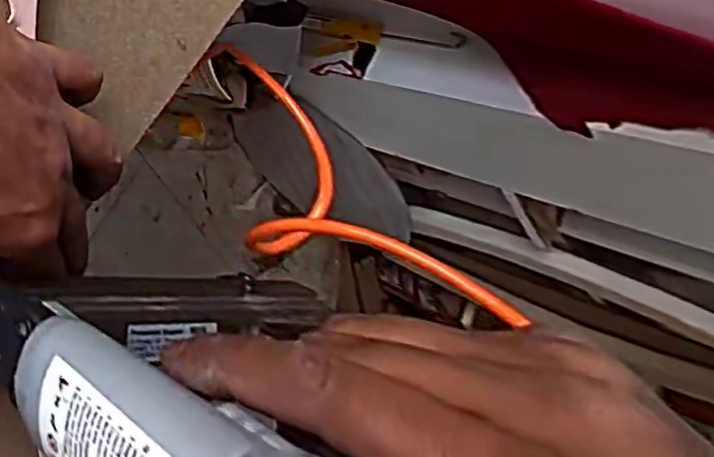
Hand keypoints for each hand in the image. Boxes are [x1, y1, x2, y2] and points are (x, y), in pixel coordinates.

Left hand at [0, 0, 121, 355]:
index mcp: (20, 221)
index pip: (43, 264)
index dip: (26, 270)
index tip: (7, 265)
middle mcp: (49, 166)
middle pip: (75, 209)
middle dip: (63, 227)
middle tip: (43, 229)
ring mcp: (45, 107)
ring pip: (94, 145)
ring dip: (90, 162)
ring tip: (78, 166)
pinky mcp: (29, 57)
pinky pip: (74, 72)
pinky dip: (73, 81)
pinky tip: (59, 81)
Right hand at [163, 315, 713, 456]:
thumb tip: (253, 428)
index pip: (330, 381)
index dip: (236, 366)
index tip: (189, 365)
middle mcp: (554, 399)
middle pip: (340, 347)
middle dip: (276, 372)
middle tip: (238, 404)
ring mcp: (566, 368)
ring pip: (370, 328)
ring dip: (325, 364)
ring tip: (315, 409)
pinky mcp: (569, 356)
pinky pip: (423, 331)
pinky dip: (382, 357)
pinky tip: (380, 393)